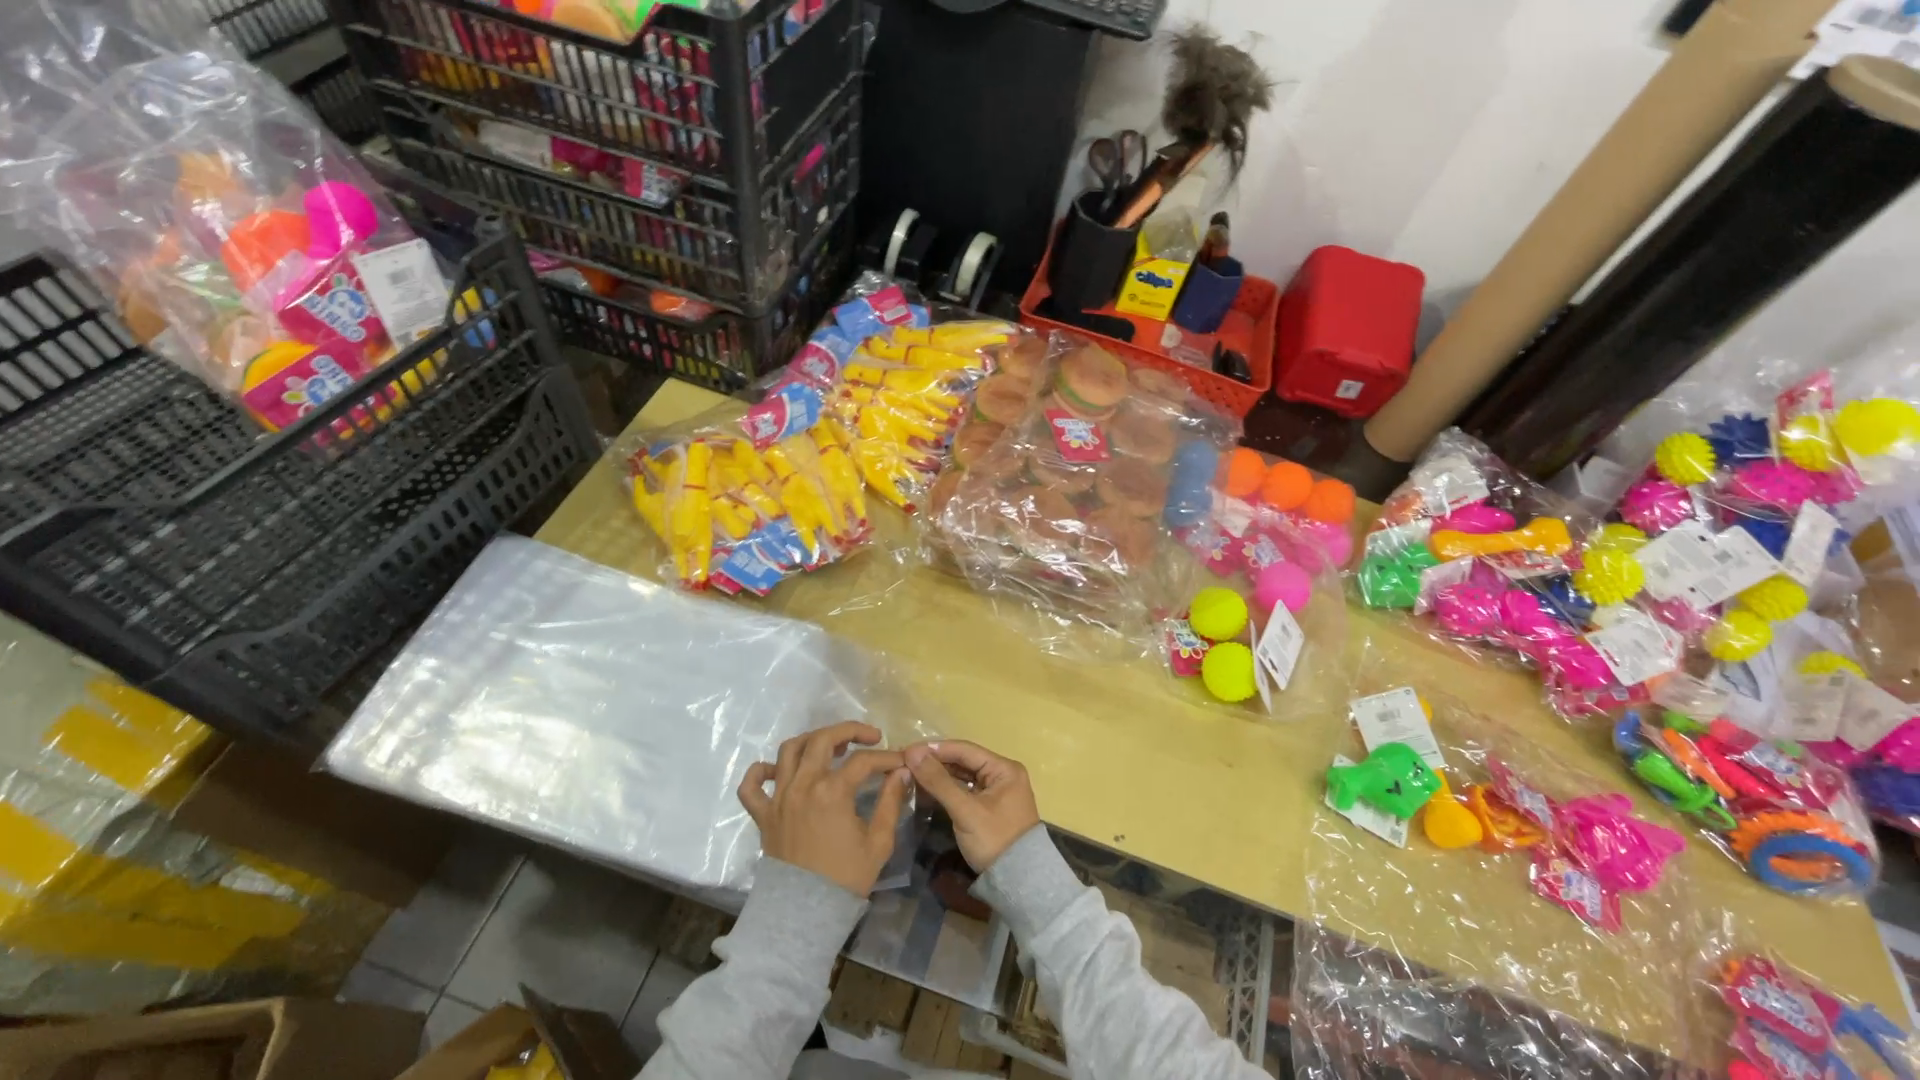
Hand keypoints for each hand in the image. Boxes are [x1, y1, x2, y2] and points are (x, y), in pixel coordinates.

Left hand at [739, 721, 910, 897]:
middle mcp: (802, 786)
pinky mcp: (762, 814)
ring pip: (788, 751)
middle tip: (869, 737)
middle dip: (849, 730)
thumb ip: (891, 802)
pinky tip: (777, 770)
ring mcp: (778, 798)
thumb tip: (901, 773)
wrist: (806, 911)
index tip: (901, 761)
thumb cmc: (846, 877)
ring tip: (830, 747)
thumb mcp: (879, 841)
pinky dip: (760, 771)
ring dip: (811, 741)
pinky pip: (751, 785)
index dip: (886, 757)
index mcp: (832, 792)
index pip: (863, 760)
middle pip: (822, 739)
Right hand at [903, 740, 1039, 872]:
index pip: (965, 750)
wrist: (1017, 881)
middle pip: (963, 761)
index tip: (907, 750)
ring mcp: (996, 791)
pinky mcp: (988, 807)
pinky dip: (946, 790)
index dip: (935, 749)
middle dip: (935, 762)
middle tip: (905, 762)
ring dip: (938, 776)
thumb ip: (939, 781)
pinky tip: (925, 789)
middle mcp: (1002, 774)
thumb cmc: (994, 840)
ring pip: (962, 776)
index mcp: (1004, 769)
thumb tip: (912, 753)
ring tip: (910, 774)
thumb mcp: (965, 810)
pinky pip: (964, 791)